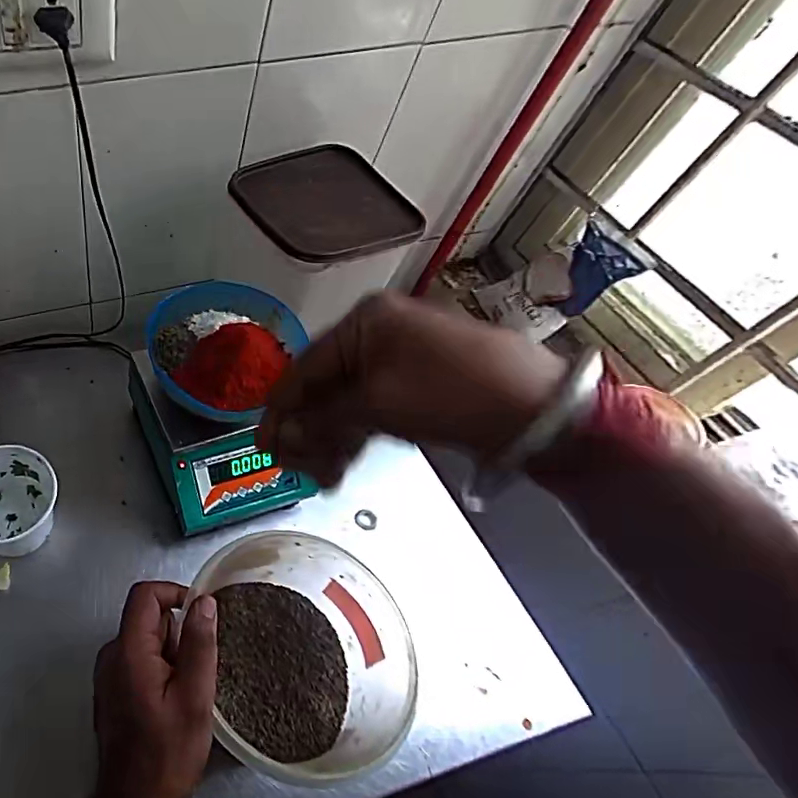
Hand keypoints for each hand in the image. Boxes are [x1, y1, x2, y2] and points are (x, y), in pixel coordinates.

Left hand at [88, 582, 217, 797]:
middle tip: (198, 672)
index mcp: (128, 650)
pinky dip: (162, 670)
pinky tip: (174, 704)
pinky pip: (140, 661)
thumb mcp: (195, 697)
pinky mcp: (113, 690)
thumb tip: (204, 602)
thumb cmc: (168, 753)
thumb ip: (199, 645)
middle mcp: (111, 655)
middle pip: (148, 617)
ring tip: (188, 693)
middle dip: (179, 634)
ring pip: (147, 640)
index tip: (203, 616)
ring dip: (172, 655)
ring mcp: (109, 673)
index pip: (145, 594)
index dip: (176, 593)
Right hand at [256, 292, 568, 485]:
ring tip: (322, 475)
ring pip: (343, 401)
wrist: (533, 408)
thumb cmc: (453, 393)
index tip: (263, 443)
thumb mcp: (377, 406)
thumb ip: (321, 420)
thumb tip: (282, 435)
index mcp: (365, 322)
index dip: (280, 410)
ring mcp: (397, 358)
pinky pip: (368, 408)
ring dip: (329, 439)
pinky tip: (342, 464)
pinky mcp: (413, 382)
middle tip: (296, 466)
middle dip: (306, 430)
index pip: (304, 368)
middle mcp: (377, 333)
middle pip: (321, 386)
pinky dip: (354, 435)